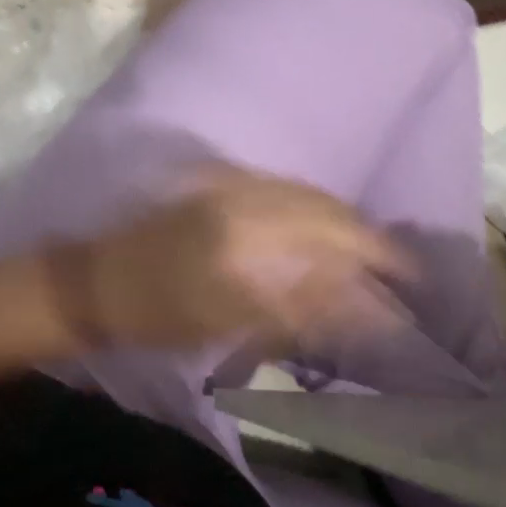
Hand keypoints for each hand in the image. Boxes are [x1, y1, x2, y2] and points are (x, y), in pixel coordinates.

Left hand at [76, 166, 413, 353]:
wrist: (95, 284)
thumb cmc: (158, 313)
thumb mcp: (232, 320)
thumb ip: (302, 306)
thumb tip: (366, 304)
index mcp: (251, 228)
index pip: (335, 231)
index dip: (379, 252)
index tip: (410, 277)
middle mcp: (241, 196)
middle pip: (321, 204)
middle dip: (361, 233)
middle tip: (390, 265)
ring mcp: (221, 186)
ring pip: (297, 190)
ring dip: (333, 216)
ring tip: (357, 248)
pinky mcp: (206, 186)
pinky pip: (269, 185)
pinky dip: (300, 203)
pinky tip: (308, 225)